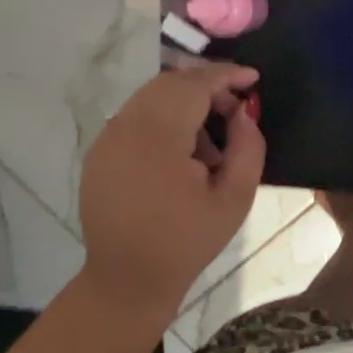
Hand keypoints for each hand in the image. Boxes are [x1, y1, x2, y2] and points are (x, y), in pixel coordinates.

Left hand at [77, 63, 263, 311]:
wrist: (129, 278)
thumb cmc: (188, 242)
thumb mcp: (234, 200)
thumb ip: (247, 149)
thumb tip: (243, 113)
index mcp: (158, 135)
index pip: (193, 84)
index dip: (226, 74)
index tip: (253, 78)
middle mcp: (124, 126)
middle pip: (168, 84)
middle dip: (206, 87)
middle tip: (236, 110)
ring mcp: (106, 139)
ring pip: (149, 99)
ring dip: (184, 105)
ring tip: (211, 143)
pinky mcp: (99, 153)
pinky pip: (134, 120)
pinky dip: (163, 122)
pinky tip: (182, 157)